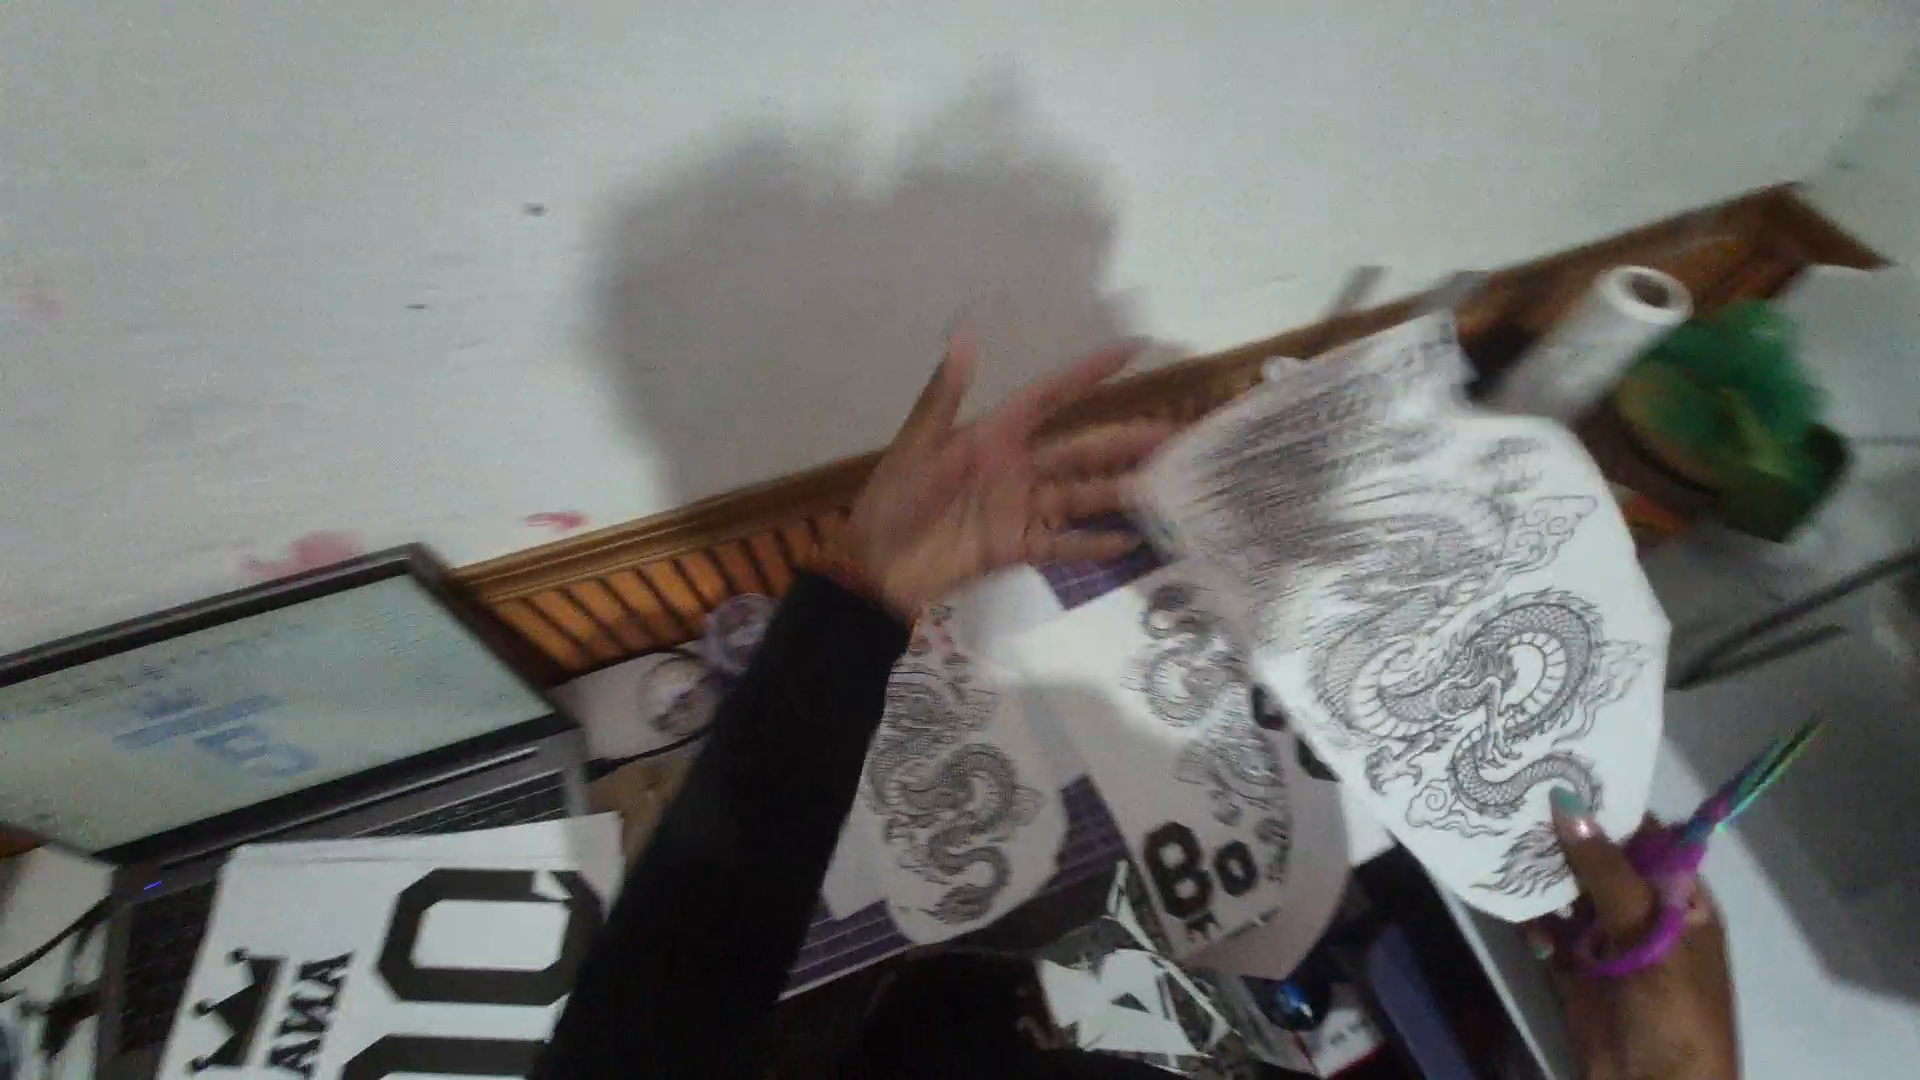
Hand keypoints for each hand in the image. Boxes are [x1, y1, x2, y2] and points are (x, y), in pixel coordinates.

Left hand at [834, 332, 1171, 619]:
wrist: (877, 565)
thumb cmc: (894, 499)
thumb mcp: (917, 445)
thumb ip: (945, 395)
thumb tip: (964, 334)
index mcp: (994, 434)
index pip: (1050, 397)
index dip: (1088, 374)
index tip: (1133, 351)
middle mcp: (1016, 466)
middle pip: (1080, 449)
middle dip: (1124, 440)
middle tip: (1173, 436)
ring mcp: (1019, 508)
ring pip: (1079, 495)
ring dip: (1119, 491)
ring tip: (1163, 488)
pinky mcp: (1015, 546)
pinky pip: (1060, 545)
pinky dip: (1091, 544)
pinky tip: (1128, 542)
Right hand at [1527, 794, 1738, 1079]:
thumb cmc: (1672, 1013)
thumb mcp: (1648, 939)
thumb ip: (1607, 873)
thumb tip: (1568, 804)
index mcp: (1677, 900)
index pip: (1644, 835)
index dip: (1605, 803)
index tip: (1554, 769)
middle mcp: (1639, 907)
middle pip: (1593, 854)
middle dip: (1554, 832)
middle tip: (1508, 797)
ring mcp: (1602, 932)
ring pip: (1561, 882)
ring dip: (1533, 870)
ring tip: (1495, 843)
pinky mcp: (1570, 954)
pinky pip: (1541, 917)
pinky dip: (1527, 913)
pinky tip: (1518, 916)